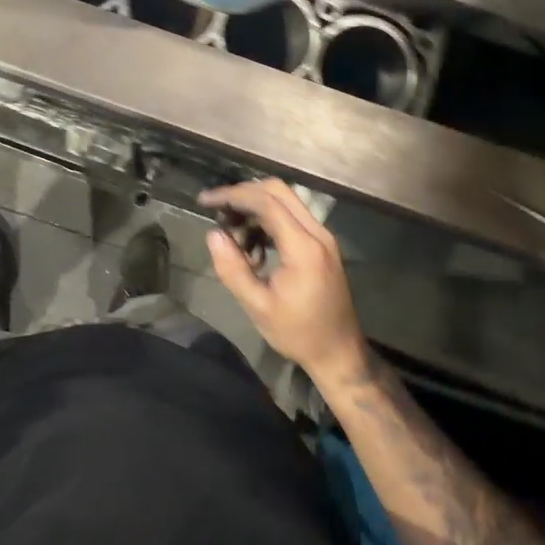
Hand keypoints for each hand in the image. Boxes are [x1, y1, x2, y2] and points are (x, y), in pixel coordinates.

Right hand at [201, 179, 368, 385]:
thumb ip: (232, 269)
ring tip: (233, 236)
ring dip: (254, 208)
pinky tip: (252, 247)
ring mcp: (322, 237)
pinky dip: (267, 220)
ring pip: (285, 201)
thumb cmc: (298, 332)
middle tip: (218, 210)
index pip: (266, 202)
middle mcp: (317, 234)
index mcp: (303, 248)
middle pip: (278, 191)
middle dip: (243, 194)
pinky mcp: (321, 245)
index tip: (205, 201)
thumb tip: (213, 235)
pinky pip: (291, 216)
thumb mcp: (258, 306)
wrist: (339, 353)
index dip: (232, 196)